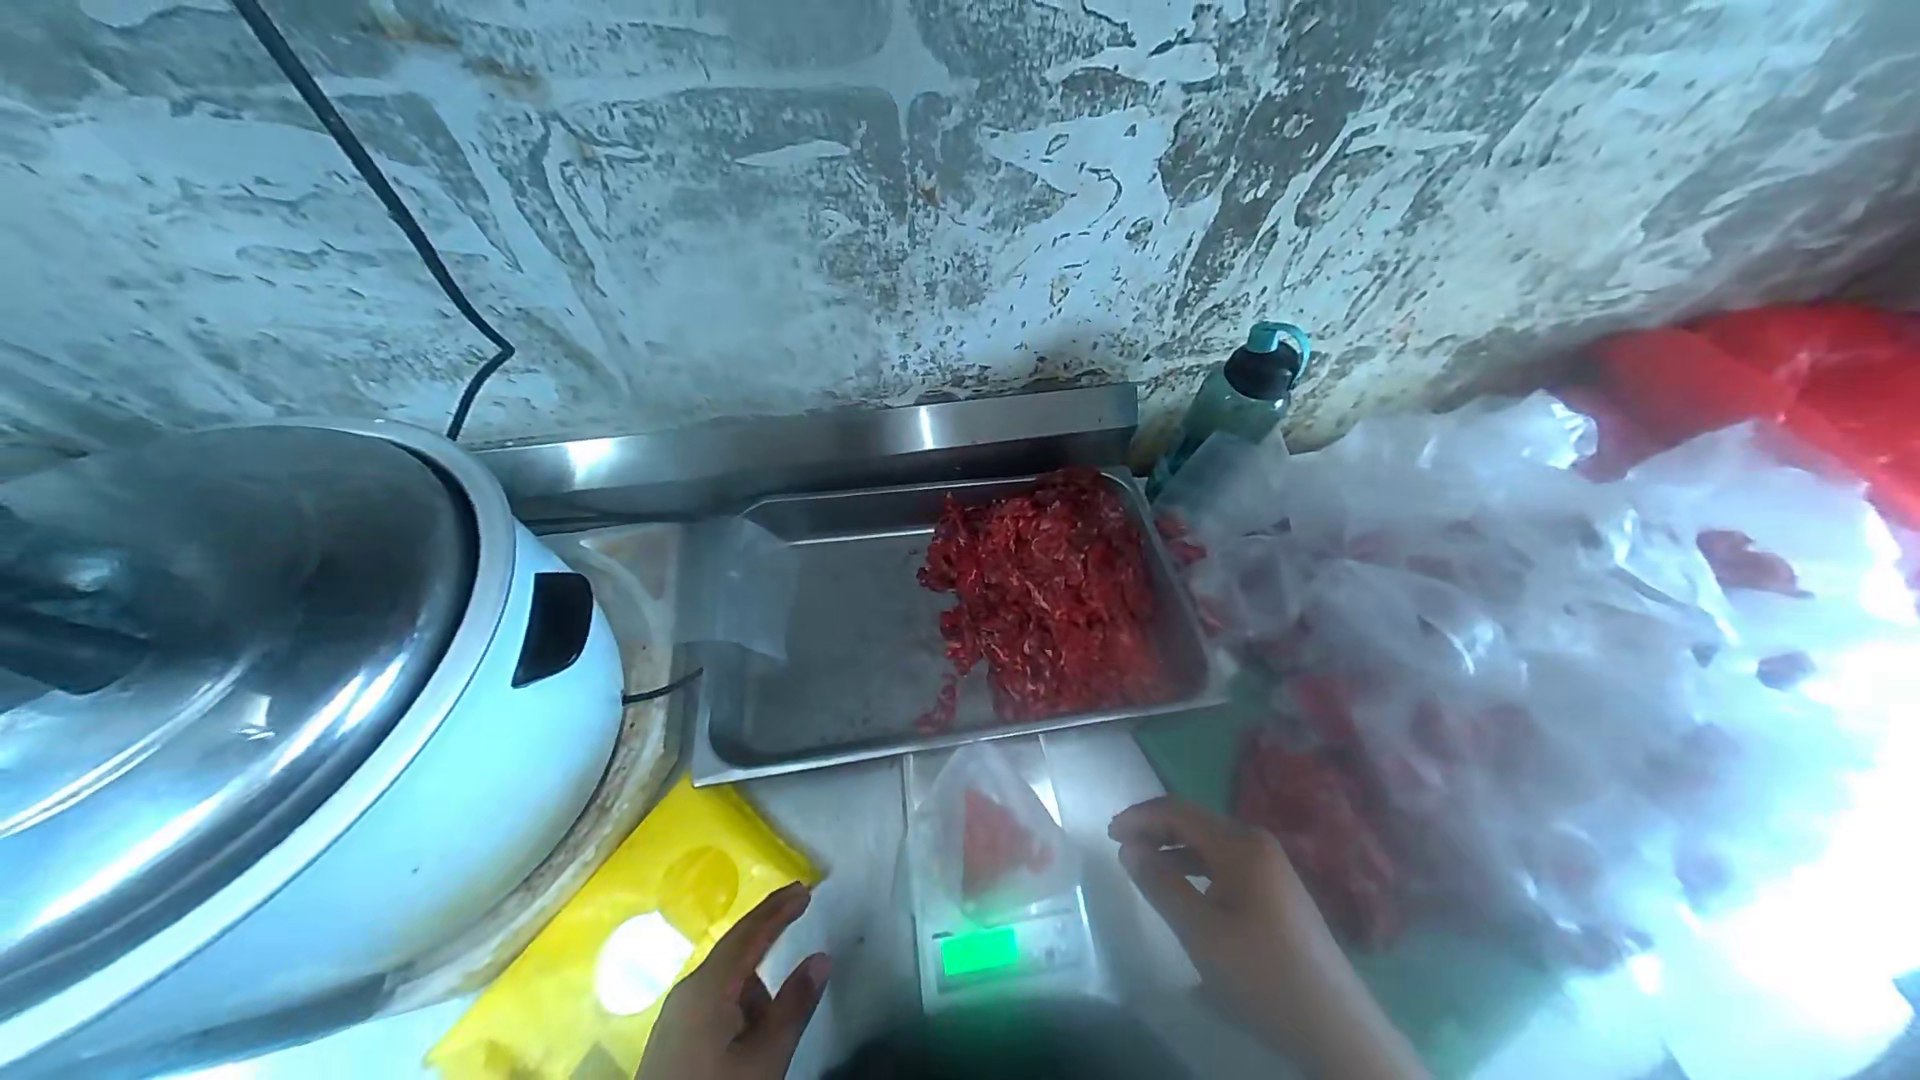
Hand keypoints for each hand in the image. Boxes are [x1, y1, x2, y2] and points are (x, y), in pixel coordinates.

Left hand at [636, 882, 830, 1079]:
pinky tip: (751, 1035)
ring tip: (774, 1027)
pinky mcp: (673, 1040)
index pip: (749, 933)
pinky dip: (740, 1001)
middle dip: (769, 928)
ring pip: (726, 980)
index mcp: (707, 987)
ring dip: (756, 982)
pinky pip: (714, 1001)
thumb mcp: (765, 1059)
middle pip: (735, 947)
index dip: (778, 908)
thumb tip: (821, 958)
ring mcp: (676, 1016)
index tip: (806, 888)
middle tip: (801, 905)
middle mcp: (688, 991)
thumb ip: (794, 1005)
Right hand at [1109, 797, 1426, 1079]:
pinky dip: (1194, 865)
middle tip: (1120, 847)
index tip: (1109, 834)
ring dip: (1172, 847)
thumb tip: (1129, 847)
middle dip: (1154, 828)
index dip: (1140, 816)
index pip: (1178, 810)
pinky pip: (1224, 861)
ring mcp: (1270, 865)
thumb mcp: (1200, 931)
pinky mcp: (1275, 889)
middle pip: (1194, 821)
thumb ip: (1160, 883)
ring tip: (1142, 865)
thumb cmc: (1262, 973)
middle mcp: (1256, 843)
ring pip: (1209, 842)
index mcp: (1240, 844)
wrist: (1337, 1027)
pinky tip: (1181, 886)